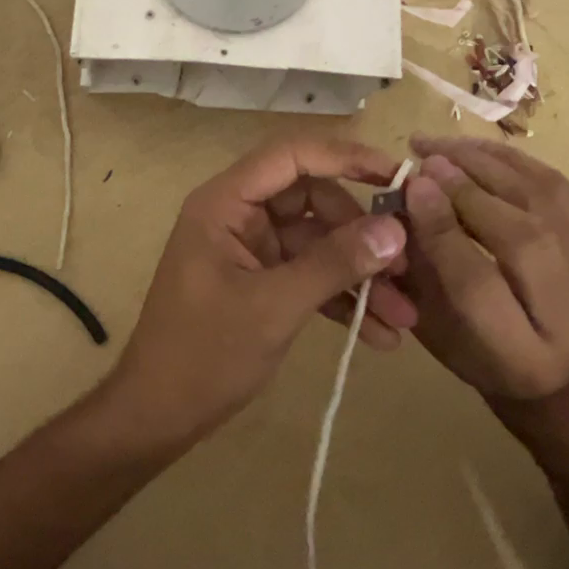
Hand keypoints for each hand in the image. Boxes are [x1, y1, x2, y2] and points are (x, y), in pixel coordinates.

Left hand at [99, 139, 412, 443]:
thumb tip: (395, 230)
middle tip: (408, 268)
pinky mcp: (260, 282)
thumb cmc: (205, 352)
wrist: (160, 412)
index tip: (398, 177)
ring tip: (405, 316)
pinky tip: (380, 335)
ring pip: (317, 243)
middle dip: (362, 234)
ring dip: (360, 276)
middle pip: (313, 200)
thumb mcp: (275, 306)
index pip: (291, 156)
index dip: (346, 158)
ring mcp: (249, 250)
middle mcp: (238, 215)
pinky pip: (309, 275)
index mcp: (225, 203)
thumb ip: (334, 264)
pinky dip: (341, 299)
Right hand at [398, 136, 568, 400]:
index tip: (411, 186)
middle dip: (467, 191)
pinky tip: (478, 149)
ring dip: (488, 165)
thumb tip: (407, 195)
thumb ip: (419, 266)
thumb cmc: (477, 354)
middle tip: (425, 160)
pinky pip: (561, 190)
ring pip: (544, 205)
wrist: (558, 378)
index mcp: (519, 358)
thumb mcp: (433, 323)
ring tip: (443, 147)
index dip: (442, 230)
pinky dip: (516, 163)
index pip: (477, 284)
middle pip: (521, 240)